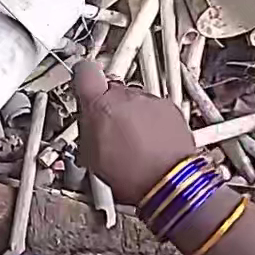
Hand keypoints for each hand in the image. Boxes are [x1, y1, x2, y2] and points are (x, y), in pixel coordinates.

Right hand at [73, 60, 198, 203]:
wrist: (168, 182)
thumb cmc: (129, 173)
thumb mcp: (89, 152)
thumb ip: (86, 125)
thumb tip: (86, 118)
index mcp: (99, 104)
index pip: (85, 72)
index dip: (83, 76)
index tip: (84, 82)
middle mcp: (126, 96)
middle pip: (112, 88)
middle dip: (109, 104)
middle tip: (109, 127)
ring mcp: (150, 101)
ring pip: (134, 99)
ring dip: (132, 113)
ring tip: (132, 140)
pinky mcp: (170, 108)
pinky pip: (155, 108)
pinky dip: (151, 120)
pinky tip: (148, 142)